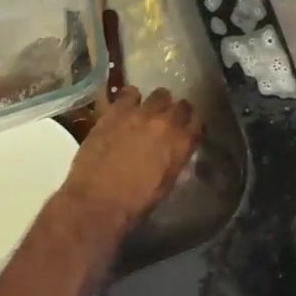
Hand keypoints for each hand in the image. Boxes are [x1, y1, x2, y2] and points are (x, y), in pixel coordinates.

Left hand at [58, 88, 203, 230]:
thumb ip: (175, 160)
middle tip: (166, 121)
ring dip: (156, 104)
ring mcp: (140, 113)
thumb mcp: (166, 184)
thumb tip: (176, 151)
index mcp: (181, 145)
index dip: (192, 126)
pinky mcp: (115, 111)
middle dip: (176, 112)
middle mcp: (166, 123)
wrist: (97, 202)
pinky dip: (130, 98)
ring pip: (159, 94)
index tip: (187, 130)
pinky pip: (129, 92)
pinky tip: (124, 107)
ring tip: (146, 112)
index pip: (198, 123)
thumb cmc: (135, 203)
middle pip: (181, 106)